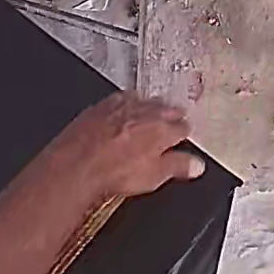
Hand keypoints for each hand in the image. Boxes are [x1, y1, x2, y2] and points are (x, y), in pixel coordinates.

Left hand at [46, 93, 204, 198]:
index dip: (184, 132)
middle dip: (172, 115)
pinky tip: (124, 107)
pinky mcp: (102, 105)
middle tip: (174, 120)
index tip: (183, 136)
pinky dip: (127, 102)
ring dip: (151, 106)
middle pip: (166, 109)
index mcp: (162, 130)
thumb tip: (196, 165)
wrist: (77, 164)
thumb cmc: (112, 171)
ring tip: (153, 111)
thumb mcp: (154, 176)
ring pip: (145, 100)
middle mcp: (145, 113)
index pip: (182, 127)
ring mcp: (122, 106)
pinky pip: (121, 98)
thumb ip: (178, 166)